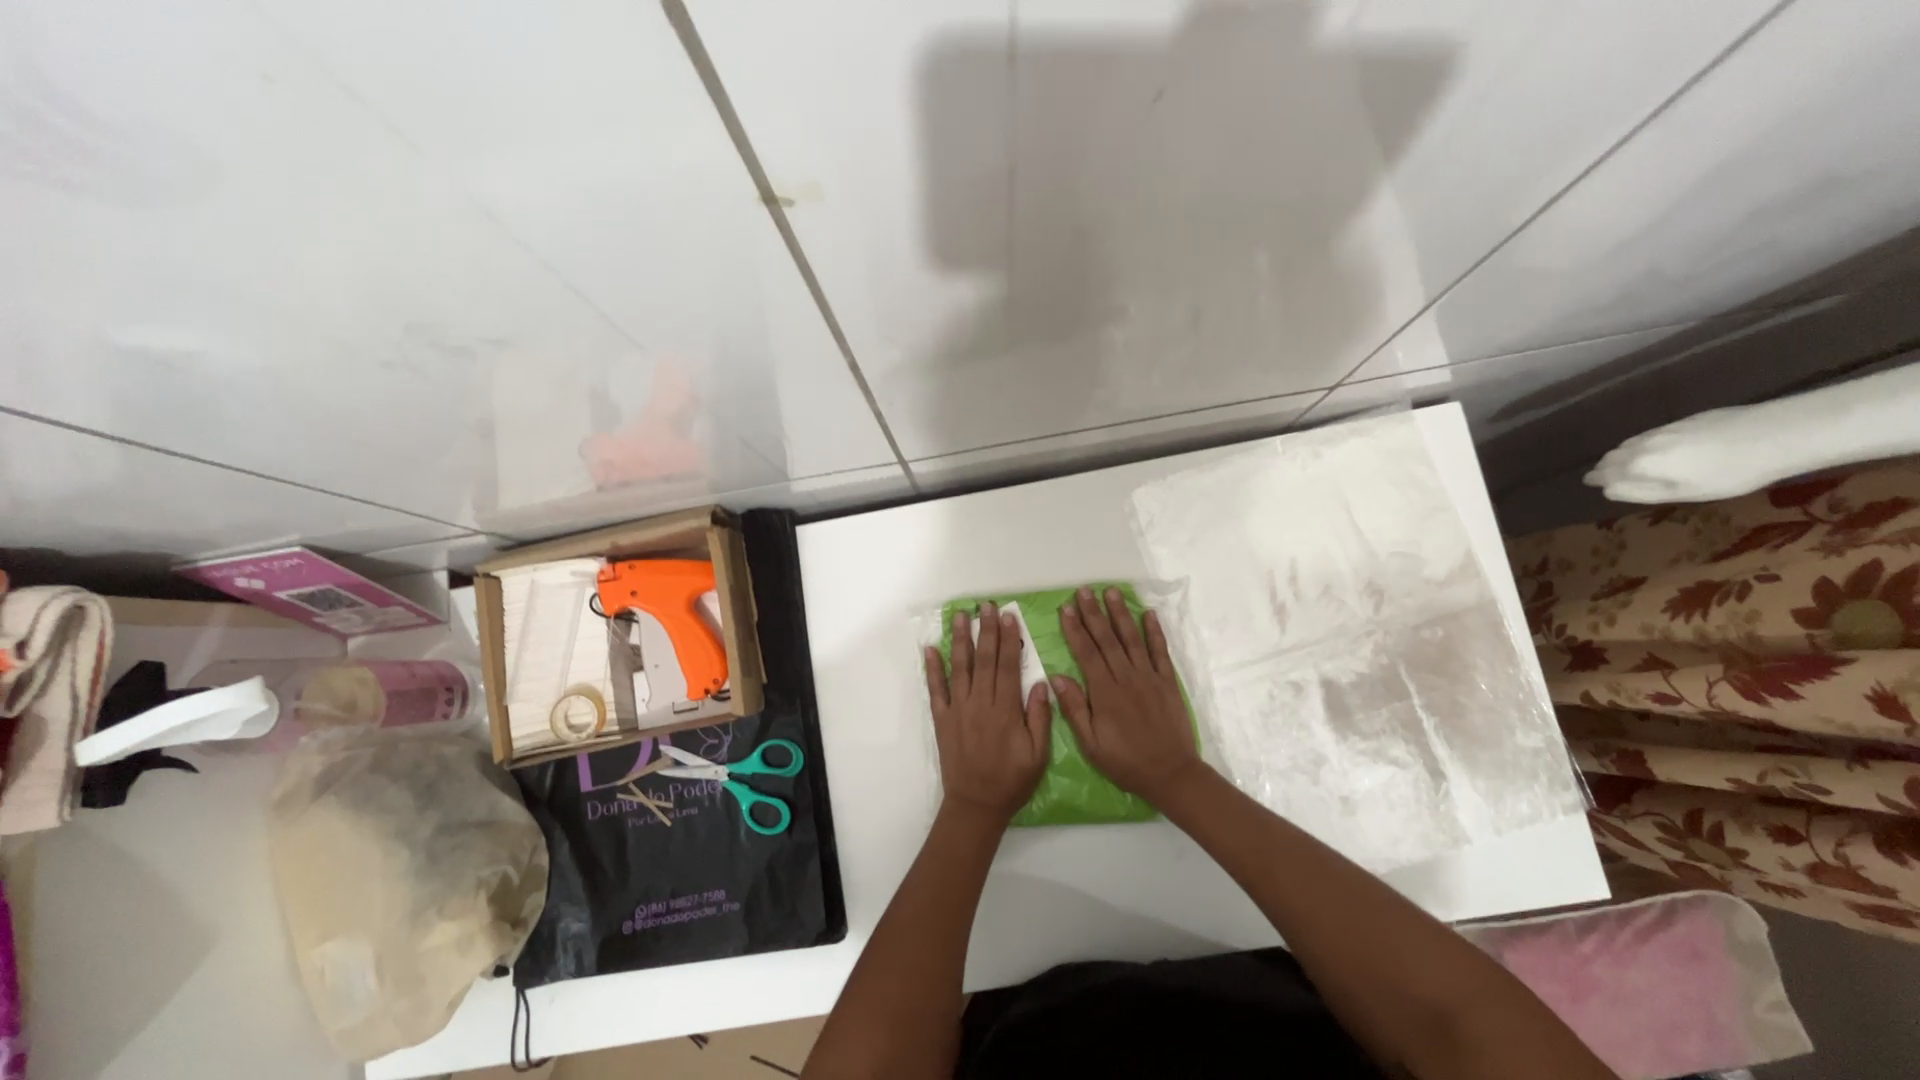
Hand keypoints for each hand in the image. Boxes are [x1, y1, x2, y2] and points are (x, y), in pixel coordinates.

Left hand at [924, 602, 1051, 823]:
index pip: (1008, 666)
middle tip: (987, 606)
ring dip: (959, 640)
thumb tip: (1041, 683)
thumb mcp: (1038, 754)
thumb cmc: (1012, 781)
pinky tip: (930, 649)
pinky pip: (936, 690)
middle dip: (986, 631)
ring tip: (960, 616)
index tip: (1008, 617)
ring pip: (960, 668)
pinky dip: (932, 669)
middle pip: (985, 660)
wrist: (976, 804)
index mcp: (1006, 710)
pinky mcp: (942, 719)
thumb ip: (1040, 718)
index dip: (1009, 640)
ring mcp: (958, 710)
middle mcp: (980, 704)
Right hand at [1053, 587, 1207, 804]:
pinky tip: (1149, 614)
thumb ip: (1074, 709)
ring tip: (1111, 592)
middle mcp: (1127, 678)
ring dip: (1121, 614)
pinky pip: (1160, 652)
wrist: (1171, 773)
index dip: (1075, 629)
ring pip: (1132, 639)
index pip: (1086, 653)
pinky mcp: (1168, 683)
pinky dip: (1155, 632)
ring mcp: (1149, 678)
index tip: (1066, 608)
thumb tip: (1056, 677)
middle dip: (1094, 613)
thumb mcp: (1091, 744)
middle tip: (1084, 590)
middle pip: (1107, 639)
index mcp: (1104, 692)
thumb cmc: (1125, 762)